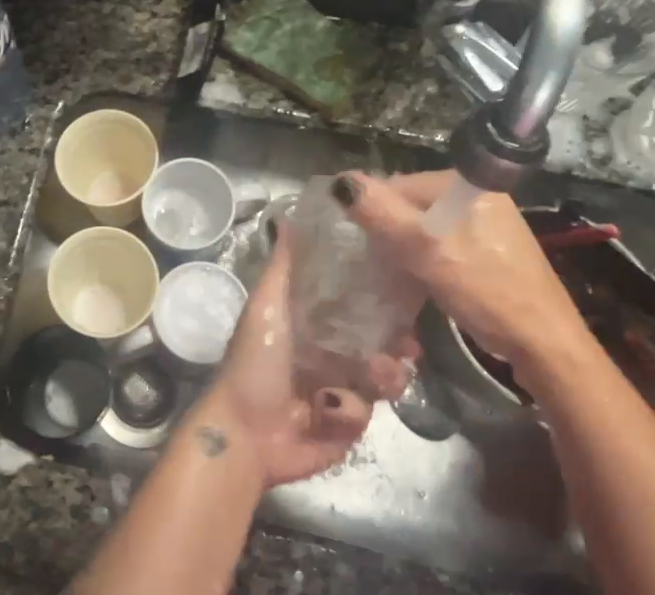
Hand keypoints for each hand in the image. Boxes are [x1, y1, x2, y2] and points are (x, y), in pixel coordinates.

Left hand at [200, 225, 381, 487]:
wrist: (246, 435)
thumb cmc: (253, 364)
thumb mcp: (266, 309)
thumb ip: (283, 267)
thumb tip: (287, 217)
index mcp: (310, 323)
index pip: (356, 303)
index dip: (382, 298)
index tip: (406, 290)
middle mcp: (329, 353)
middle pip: (380, 341)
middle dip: (398, 342)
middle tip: (408, 344)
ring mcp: (340, 390)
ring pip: (383, 377)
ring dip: (383, 375)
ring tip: (377, 375)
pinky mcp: (346, 426)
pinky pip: (366, 412)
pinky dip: (349, 409)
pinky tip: (330, 409)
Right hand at [336, 172, 589, 369]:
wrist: (544, 345)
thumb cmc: (485, 291)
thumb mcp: (426, 250)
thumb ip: (382, 213)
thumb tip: (341, 181)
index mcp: (465, 184)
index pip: (397, 186)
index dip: (375, 215)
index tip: (368, 250)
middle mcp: (475, 196)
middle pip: (409, 206)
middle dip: (390, 235)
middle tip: (382, 269)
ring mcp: (484, 225)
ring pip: (423, 230)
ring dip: (405, 252)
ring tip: (398, 279)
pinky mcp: (488, 252)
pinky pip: (441, 246)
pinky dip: (424, 262)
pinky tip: (420, 284)